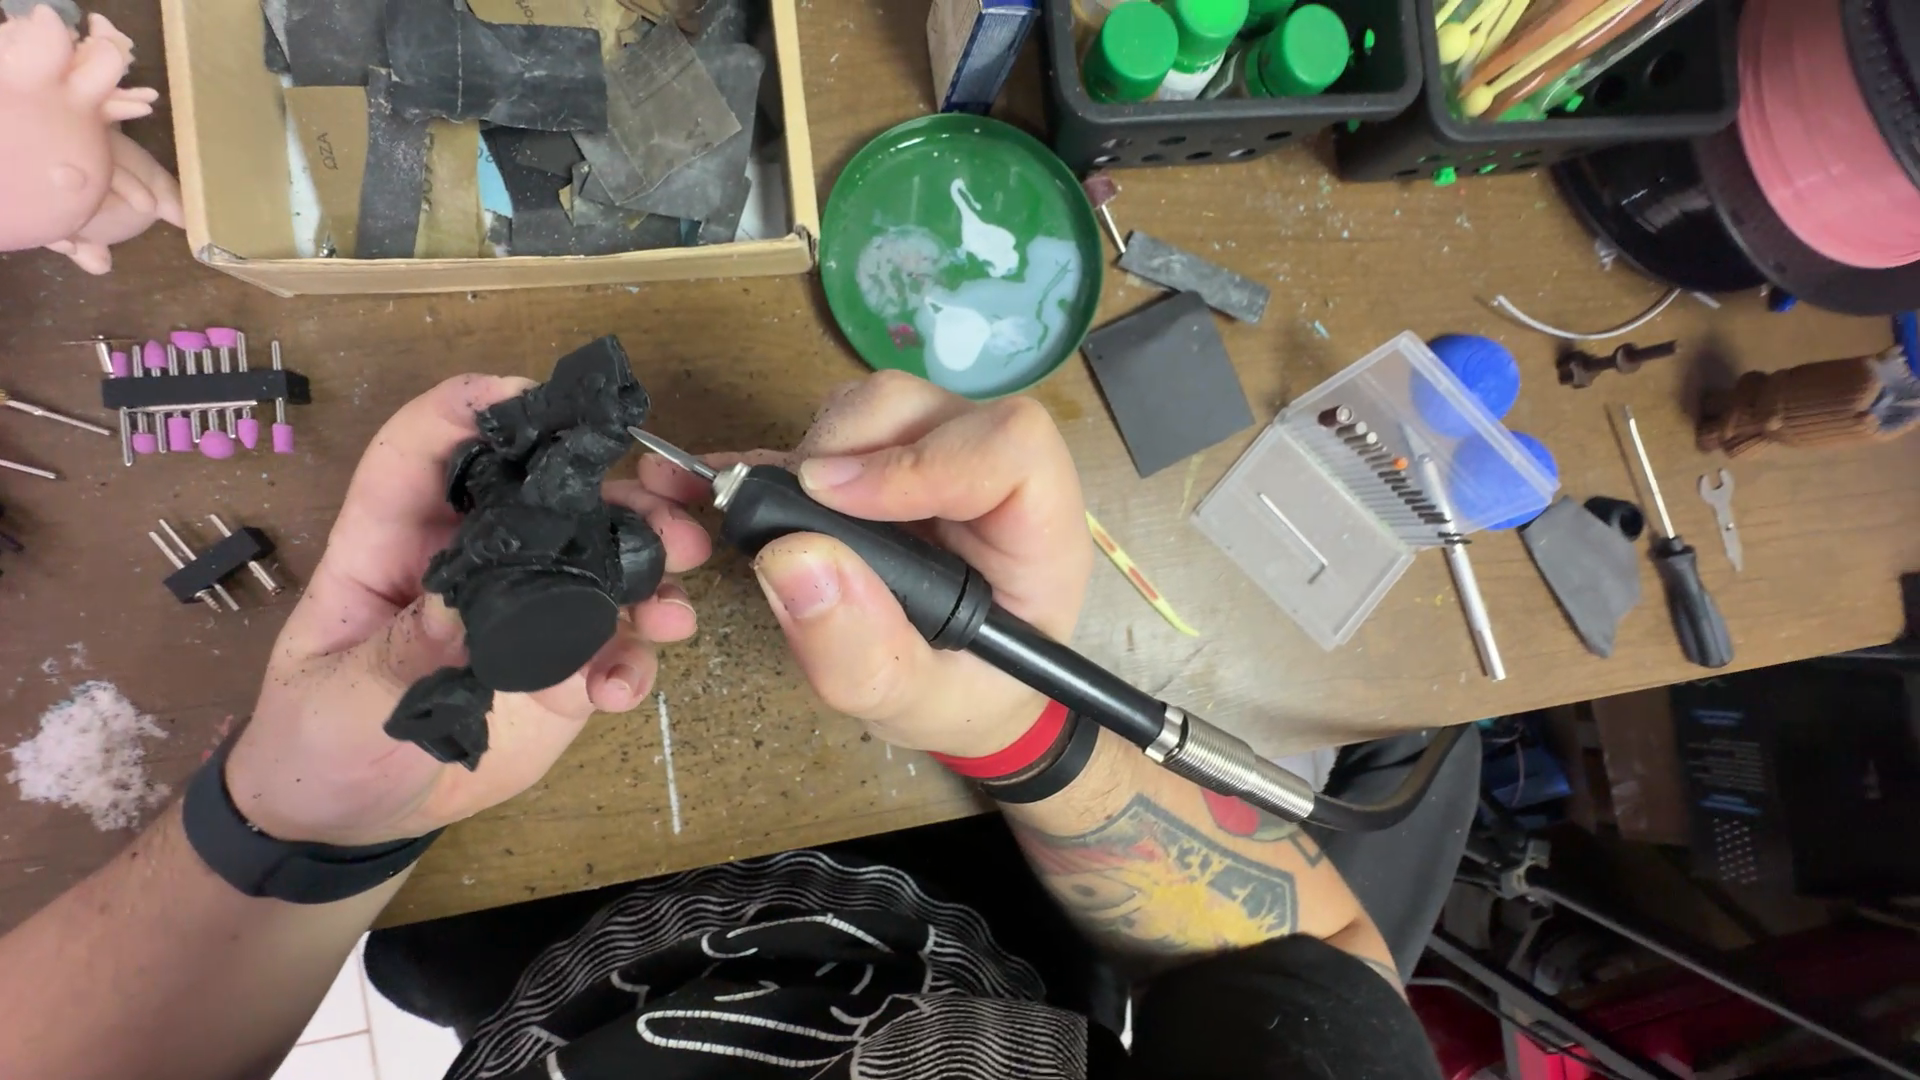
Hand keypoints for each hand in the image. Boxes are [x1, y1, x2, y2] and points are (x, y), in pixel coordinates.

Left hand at [224, 375, 712, 845]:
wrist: (364, 814)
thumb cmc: (321, 741)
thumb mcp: (342, 698)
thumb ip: (405, 653)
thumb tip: (469, 610)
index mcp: (401, 545)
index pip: (427, 455)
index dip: (470, 410)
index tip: (535, 394)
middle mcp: (482, 562)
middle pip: (560, 502)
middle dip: (627, 502)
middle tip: (677, 524)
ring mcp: (534, 613)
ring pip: (610, 568)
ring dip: (655, 579)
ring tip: (674, 612)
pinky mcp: (568, 664)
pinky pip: (616, 651)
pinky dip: (632, 666)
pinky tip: (621, 690)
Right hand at [657, 371, 1090, 758]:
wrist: (965, 687)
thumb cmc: (966, 696)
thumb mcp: (918, 703)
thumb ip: (867, 654)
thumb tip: (792, 558)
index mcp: (1037, 533)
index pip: (1010, 447)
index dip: (920, 459)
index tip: (833, 497)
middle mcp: (996, 477)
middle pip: (928, 409)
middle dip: (846, 449)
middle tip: (790, 515)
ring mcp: (945, 458)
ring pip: (881, 406)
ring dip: (817, 453)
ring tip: (783, 521)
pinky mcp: (897, 460)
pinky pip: (846, 426)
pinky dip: (791, 459)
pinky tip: (755, 497)